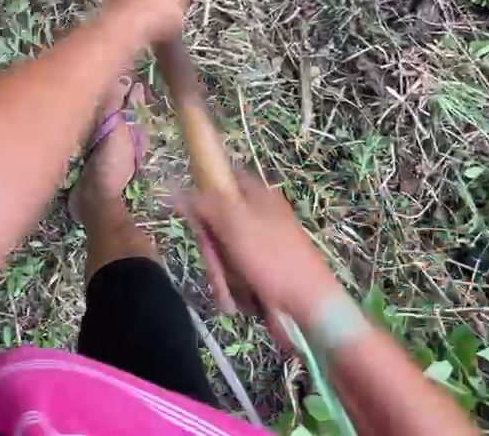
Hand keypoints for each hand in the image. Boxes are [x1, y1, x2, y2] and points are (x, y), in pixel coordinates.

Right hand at [186, 172, 342, 322]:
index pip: (224, 178)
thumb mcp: (234, 224)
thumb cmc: (274, 259)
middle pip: (217, 221)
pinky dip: (234, 289)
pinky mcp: (264, 273)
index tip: (196, 215)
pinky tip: (239, 301)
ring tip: (230, 291)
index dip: (205, 192)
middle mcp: (260, 217)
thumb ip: (204, 203)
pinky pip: (236, 274)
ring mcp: (263, 247)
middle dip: (212, 250)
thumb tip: (176, 189)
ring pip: (224, 252)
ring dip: (222, 274)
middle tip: (216, 264)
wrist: (312, 310)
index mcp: (258, 196)